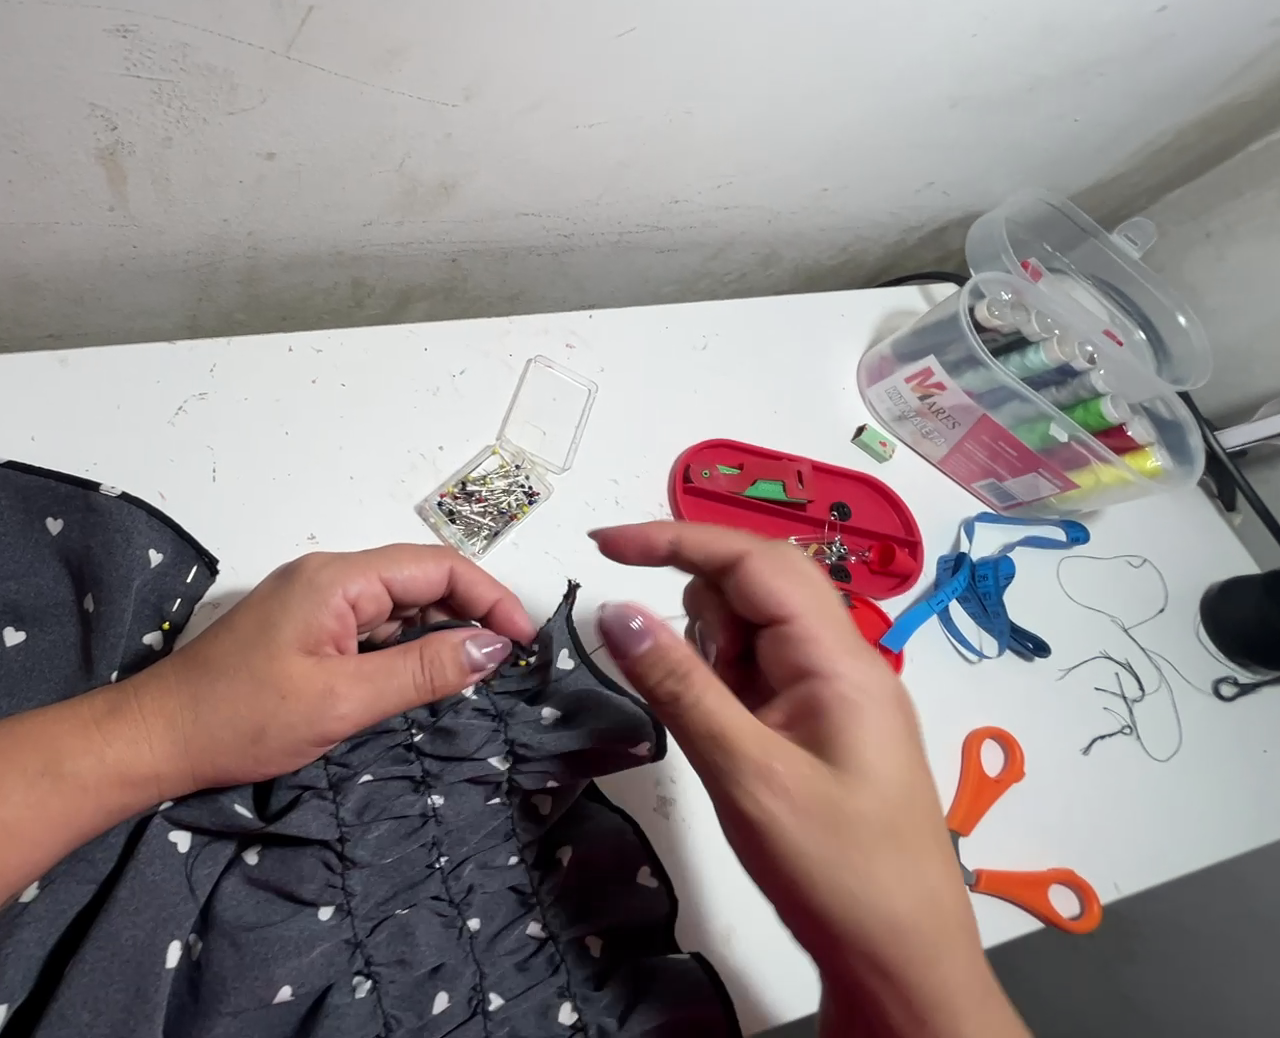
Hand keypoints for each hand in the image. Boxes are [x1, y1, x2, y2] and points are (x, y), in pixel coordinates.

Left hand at [116, 544, 536, 797]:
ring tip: (474, 670)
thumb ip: (421, 670)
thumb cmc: (244, 717)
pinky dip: (402, 644)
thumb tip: (493, 646)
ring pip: (395, 603)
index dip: (488, 596)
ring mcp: (313, 600)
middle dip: (468, 612)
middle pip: (417, 579)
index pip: (434, 567)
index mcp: (338, 579)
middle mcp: (328, 577)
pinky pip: (369, 623)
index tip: (524, 639)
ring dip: (437, 630)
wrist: (161, 734)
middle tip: (506, 660)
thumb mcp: (343, 699)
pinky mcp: (304, 625)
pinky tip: (419, 672)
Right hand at [590, 521, 1026, 1037]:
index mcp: (837, 660)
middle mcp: (839, 659)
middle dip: (694, 600)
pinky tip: (726, 730)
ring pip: (748, 622)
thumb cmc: (832, 869)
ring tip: (715, 720)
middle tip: (670, 667)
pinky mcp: (813, 716)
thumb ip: (677, 683)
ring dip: (707, 647)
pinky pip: (751, 664)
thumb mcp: (741, 772)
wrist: (900, 964)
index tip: (604, 546)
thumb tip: (615, 609)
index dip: (674, 539)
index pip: (753, 560)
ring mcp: (827, 688)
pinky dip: (718, 678)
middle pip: (754, 580)